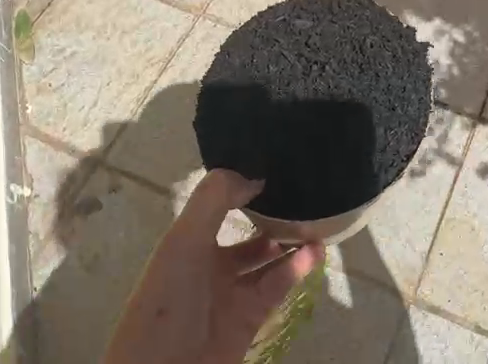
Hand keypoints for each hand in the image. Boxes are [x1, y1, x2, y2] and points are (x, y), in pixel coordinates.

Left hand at [105, 170, 324, 363]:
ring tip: (319, 223)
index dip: (245, 187)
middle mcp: (209, 265)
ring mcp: (230, 294)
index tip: (277, 167)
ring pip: (268, 260)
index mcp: (188, 243)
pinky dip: (297, 269)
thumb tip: (256, 175)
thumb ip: (215, 199)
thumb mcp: (183, 242)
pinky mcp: (249, 320)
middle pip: (249, 233)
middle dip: (275, 216)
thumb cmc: (168, 302)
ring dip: (292, 242)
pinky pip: (277, 287)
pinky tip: (314, 254)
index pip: (220, 206)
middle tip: (305, 196)